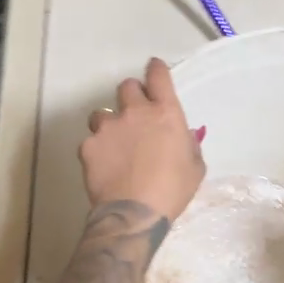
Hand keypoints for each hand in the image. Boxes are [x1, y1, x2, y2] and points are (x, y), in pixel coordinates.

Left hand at [79, 58, 205, 220]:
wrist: (135, 213)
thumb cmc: (173, 191)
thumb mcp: (195, 168)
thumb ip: (188, 145)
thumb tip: (182, 137)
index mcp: (165, 113)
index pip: (158, 76)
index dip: (156, 69)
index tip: (154, 70)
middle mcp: (135, 112)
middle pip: (127, 87)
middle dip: (131, 96)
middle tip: (135, 116)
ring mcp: (108, 128)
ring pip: (102, 113)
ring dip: (108, 123)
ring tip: (113, 144)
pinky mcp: (88, 146)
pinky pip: (91, 141)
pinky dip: (96, 150)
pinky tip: (103, 166)